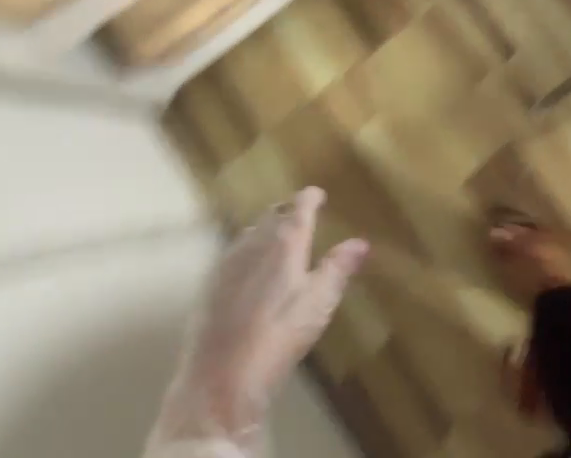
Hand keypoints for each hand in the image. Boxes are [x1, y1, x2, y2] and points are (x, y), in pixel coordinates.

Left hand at [152, 187, 368, 446]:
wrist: (220, 377)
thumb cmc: (278, 335)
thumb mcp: (318, 304)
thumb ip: (338, 269)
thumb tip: (360, 242)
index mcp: (285, 241)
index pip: (299, 206)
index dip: (310, 197)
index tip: (318, 194)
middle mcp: (254, 241)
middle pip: (272, 214)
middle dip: (288, 210)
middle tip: (301, 213)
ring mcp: (228, 261)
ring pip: (251, 231)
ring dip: (267, 227)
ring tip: (279, 237)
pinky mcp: (210, 284)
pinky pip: (234, 252)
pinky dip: (249, 249)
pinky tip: (252, 268)